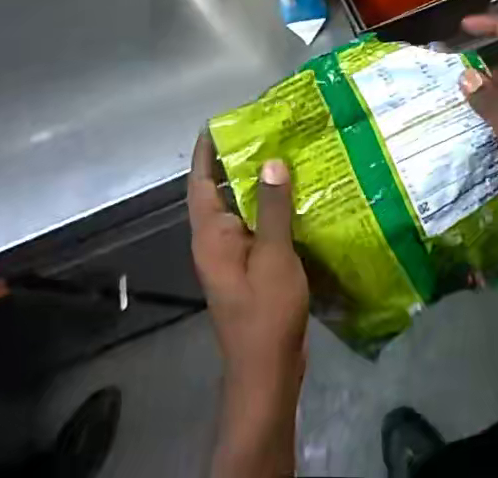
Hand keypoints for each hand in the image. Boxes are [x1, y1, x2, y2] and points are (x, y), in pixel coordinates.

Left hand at [188, 134, 308, 392]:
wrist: (267, 373)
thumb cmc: (265, 311)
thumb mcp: (274, 255)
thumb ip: (273, 208)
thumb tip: (271, 162)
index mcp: (210, 234)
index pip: (201, 181)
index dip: (206, 152)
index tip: (217, 124)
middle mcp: (215, 241)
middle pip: (221, 193)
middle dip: (237, 165)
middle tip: (263, 134)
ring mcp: (231, 258)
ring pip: (242, 212)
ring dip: (257, 189)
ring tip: (282, 158)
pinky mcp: (249, 271)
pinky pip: (256, 231)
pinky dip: (271, 214)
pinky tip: (296, 203)